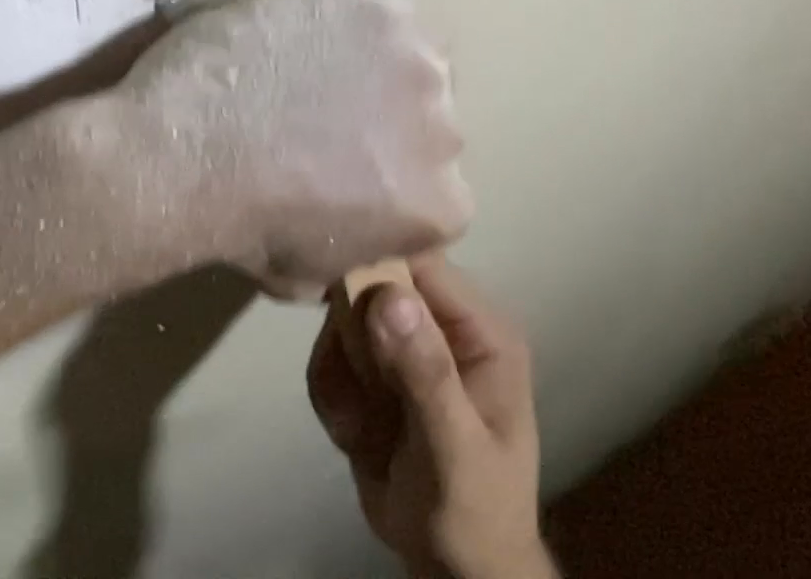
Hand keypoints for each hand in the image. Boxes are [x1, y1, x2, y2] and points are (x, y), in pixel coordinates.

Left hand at [107, 0, 471, 295]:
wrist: (185, 156)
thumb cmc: (237, 227)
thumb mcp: (305, 275)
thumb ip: (351, 252)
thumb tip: (347, 238)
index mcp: (442, 209)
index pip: (434, 188)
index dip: (388, 173)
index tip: (345, 161)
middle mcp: (447, 136)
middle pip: (427, 119)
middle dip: (383, 119)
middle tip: (321, 113)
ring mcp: (417, 67)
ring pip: (413, 59)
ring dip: (375, 64)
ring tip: (307, 68)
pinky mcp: (378, 11)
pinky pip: (380, 11)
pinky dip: (348, 22)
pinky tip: (301, 35)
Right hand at [307, 258, 554, 578]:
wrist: (453, 566)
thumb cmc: (472, 509)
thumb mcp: (454, 446)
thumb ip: (425, 372)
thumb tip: (389, 296)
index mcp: (480, 330)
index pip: (421, 262)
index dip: (373, 266)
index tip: (333, 295)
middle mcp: (442, 327)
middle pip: (367, 286)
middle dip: (347, 340)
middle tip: (354, 388)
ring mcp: (404, 348)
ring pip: (340, 325)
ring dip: (336, 375)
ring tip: (357, 425)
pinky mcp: (374, 371)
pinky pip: (330, 358)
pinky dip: (330, 395)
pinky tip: (354, 433)